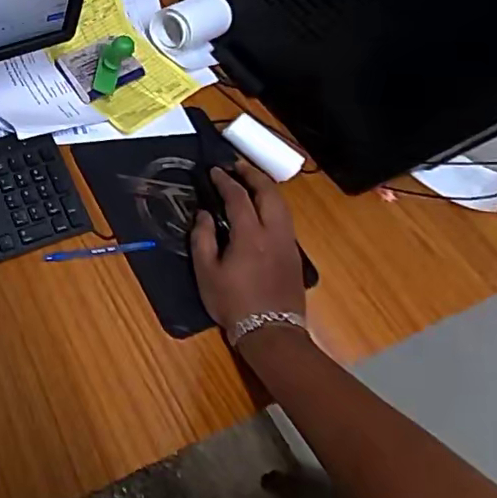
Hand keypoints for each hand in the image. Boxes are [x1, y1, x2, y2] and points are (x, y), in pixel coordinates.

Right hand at [191, 162, 305, 334]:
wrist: (271, 331)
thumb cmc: (232, 302)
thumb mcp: (206, 272)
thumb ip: (202, 238)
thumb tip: (204, 214)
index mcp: (250, 235)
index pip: (238, 197)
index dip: (225, 181)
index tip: (214, 171)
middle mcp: (274, 233)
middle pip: (269, 193)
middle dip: (253, 175)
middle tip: (237, 166)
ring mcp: (288, 243)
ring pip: (282, 205)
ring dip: (266, 188)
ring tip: (250, 181)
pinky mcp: (294, 254)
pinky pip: (285, 219)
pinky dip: (272, 204)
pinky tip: (261, 209)